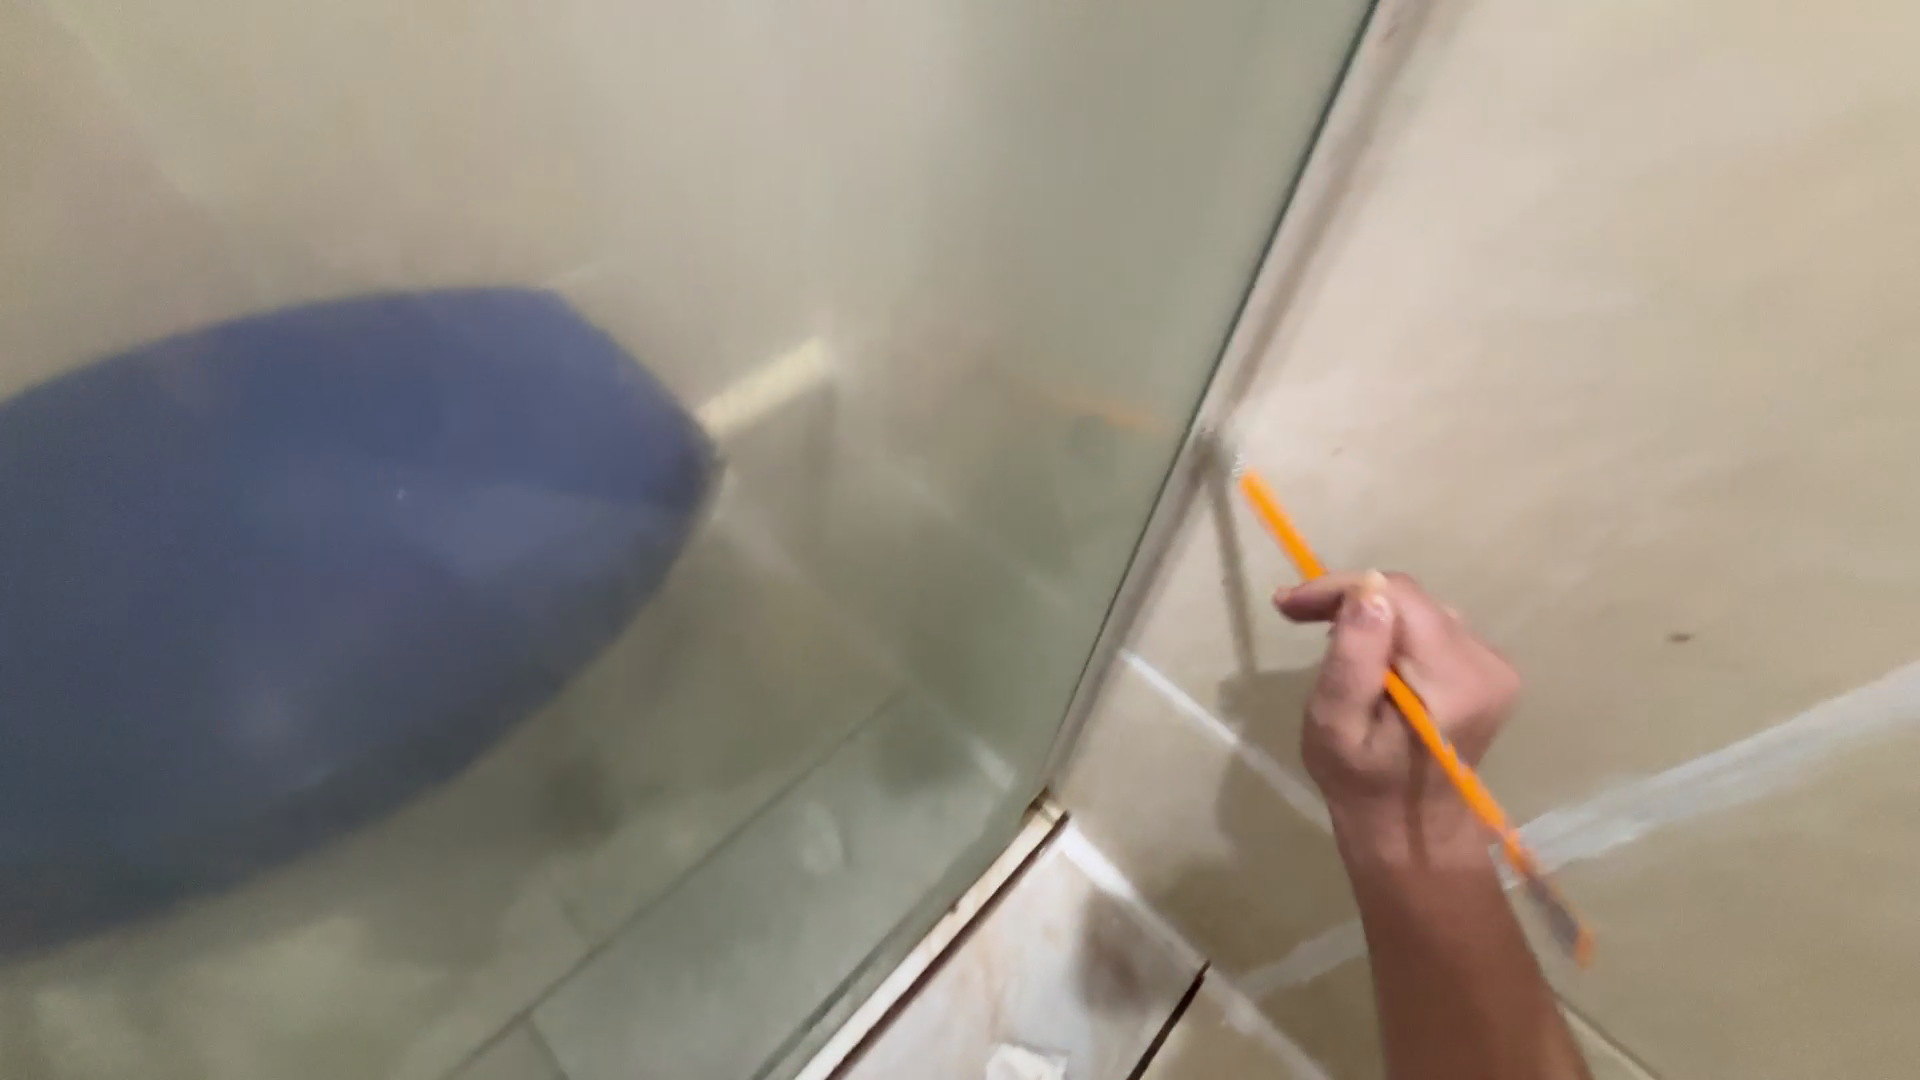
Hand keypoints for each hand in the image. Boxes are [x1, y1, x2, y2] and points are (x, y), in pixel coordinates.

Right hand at [1274, 570, 1519, 859]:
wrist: (1410, 830)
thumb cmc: (1360, 781)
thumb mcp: (1336, 723)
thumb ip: (1353, 657)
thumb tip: (1366, 591)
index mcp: (1454, 678)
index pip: (1397, 595)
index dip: (1339, 588)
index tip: (1288, 604)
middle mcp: (1485, 662)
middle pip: (1407, 599)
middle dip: (1346, 599)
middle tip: (1293, 615)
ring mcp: (1492, 667)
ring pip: (1415, 609)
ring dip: (1366, 616)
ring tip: (1325, 640)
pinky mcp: (1486, 672)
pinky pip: (1427, 627)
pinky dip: (1388, 632)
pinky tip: (1364, 655)